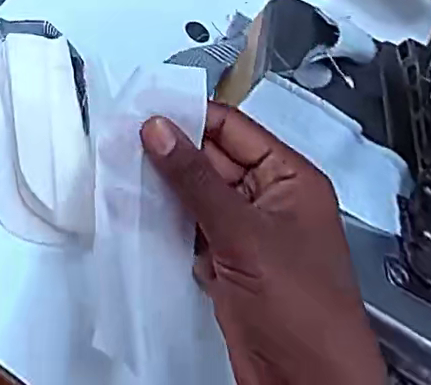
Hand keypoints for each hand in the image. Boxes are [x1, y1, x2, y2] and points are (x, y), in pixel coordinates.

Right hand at [142, 104, 385, 384]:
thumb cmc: (308, 319)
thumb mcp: (245, 237)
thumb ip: (196, 179)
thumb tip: (159, 130)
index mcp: (290, 179)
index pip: (230, 127)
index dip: (187, 116)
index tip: (145, 111)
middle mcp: (268, 198)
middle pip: (208, 155)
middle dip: (167, 150)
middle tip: (124, 140)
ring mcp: (245, 229)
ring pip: (193, 189)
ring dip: (160, 182)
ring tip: (122, 169)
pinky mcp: (226, 258)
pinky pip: (187, 220)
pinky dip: (162, 214)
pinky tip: (135, 207)